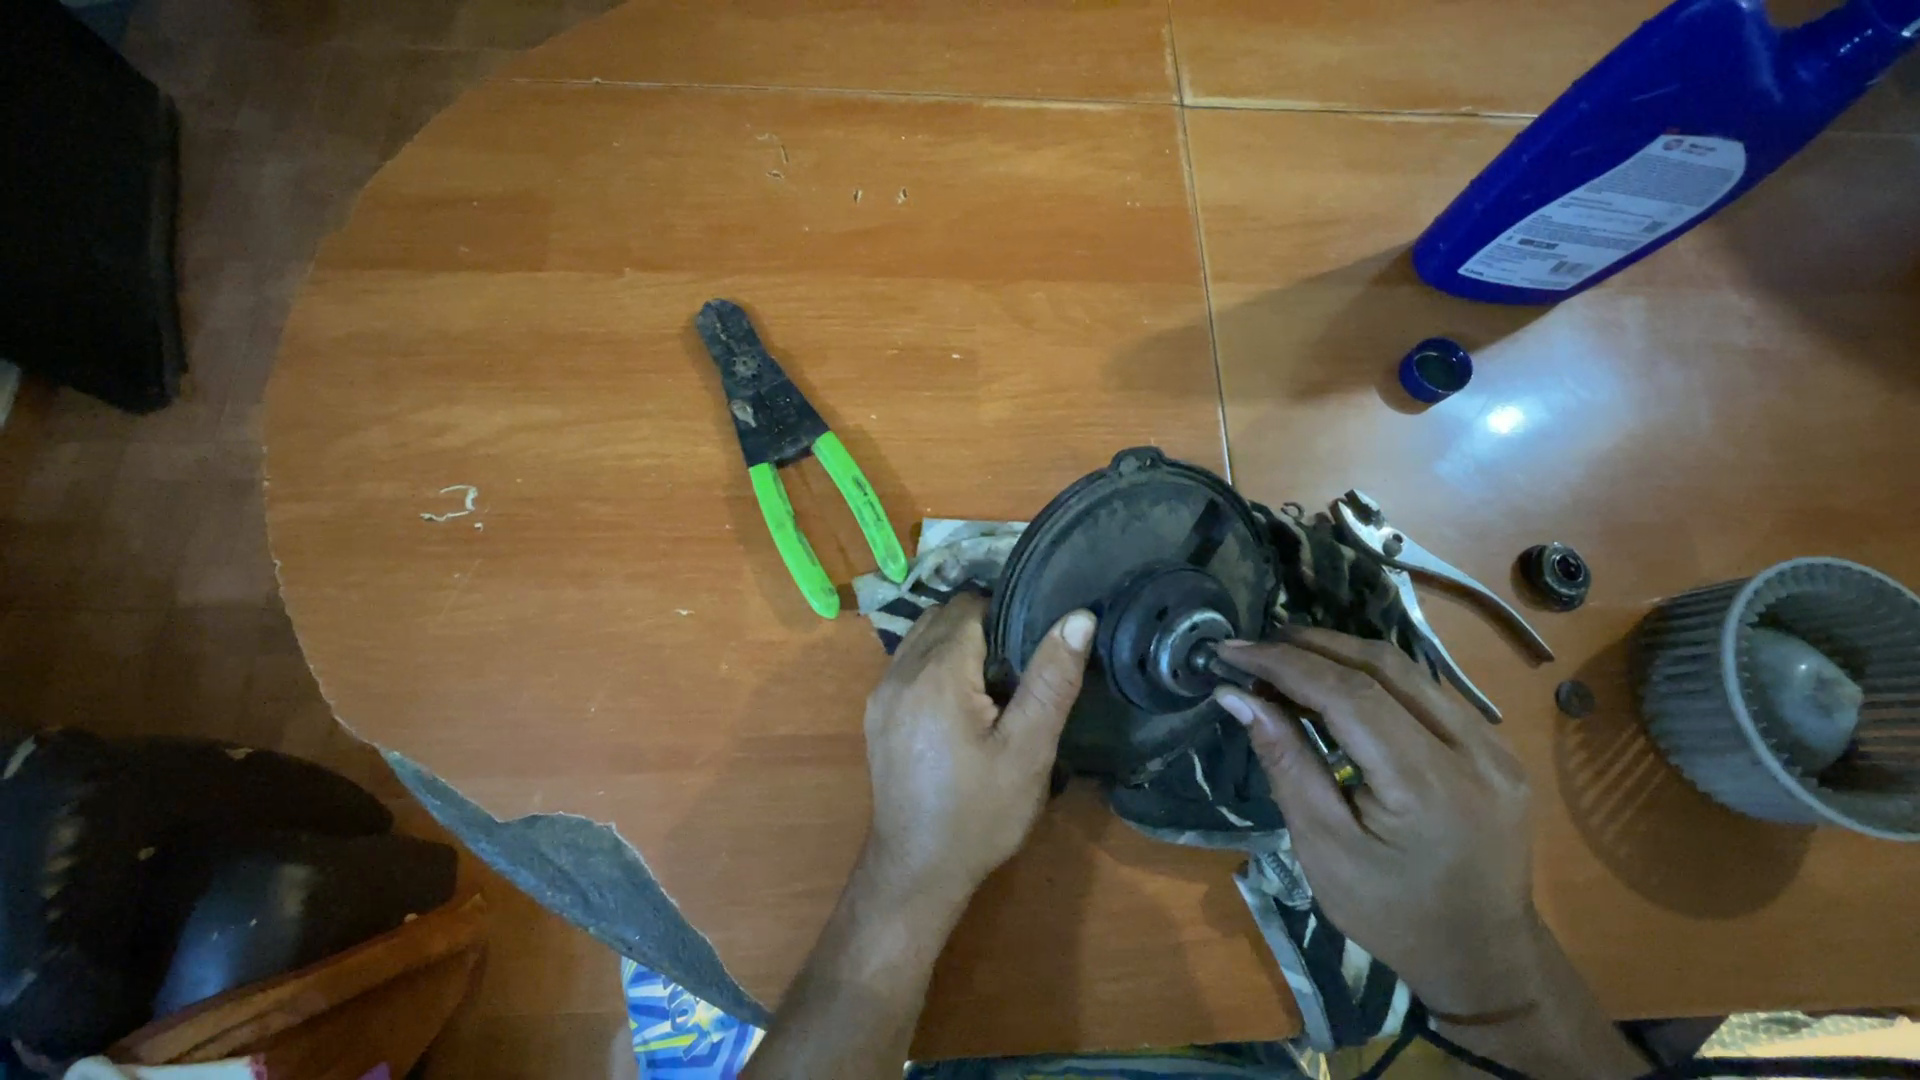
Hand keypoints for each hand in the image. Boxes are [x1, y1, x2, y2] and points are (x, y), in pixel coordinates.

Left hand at [859, 593, 1095, 915]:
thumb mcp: (1029, 750)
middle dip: (981, 624)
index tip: (1034, 638)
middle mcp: (900, 672)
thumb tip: (1078, 617)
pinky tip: (959, 701)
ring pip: (921, 636)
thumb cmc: (980, 812)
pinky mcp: (875, 713)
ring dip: (955, 642)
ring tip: (993, 680)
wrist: (918, 869)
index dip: (1006, 612)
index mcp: (937, 673)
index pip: (970, 606)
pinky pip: (906, 663)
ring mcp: (881, 693)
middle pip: (942, 616)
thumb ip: (1051, 679)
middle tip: (1020, 661)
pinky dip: (933, 663)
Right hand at [1213, 631, 1541, 1015]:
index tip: (1232, 651)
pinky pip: (1427, 691)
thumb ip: (1285, 761)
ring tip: (1283, 660)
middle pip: (1385, 667)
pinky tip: (1334, 685)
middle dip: (1311, 646)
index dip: (1286, 664)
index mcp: (1429, 787)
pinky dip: (1372, 677)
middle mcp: (1476, 753)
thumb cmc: (1390, 912)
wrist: (1482, 957)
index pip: (1351, 694)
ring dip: (1339, 655)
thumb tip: (1237, 695)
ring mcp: (1496, 747)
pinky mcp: (1496, 748)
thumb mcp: (1322, 846)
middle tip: (1253, 648)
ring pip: (1409, 670)